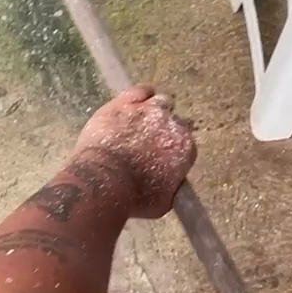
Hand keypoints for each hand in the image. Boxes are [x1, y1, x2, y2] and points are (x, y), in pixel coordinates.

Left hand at [73, 85, 195, 218]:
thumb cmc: (135, 197)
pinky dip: (141, 95)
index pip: (186, 142)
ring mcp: (149, 109)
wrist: (105, 179)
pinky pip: (141, 91)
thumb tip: (174, 182)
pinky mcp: (125, 102)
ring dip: (154, 111)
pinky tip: (136, 101)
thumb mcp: (164, 201)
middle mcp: (172, 124)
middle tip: (149, 142)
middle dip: (165, 130)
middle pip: (175, 121)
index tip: (164, 154)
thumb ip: (173, 184)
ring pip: (160, 102)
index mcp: (185, 148)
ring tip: (141, 121)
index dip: (173, 148)